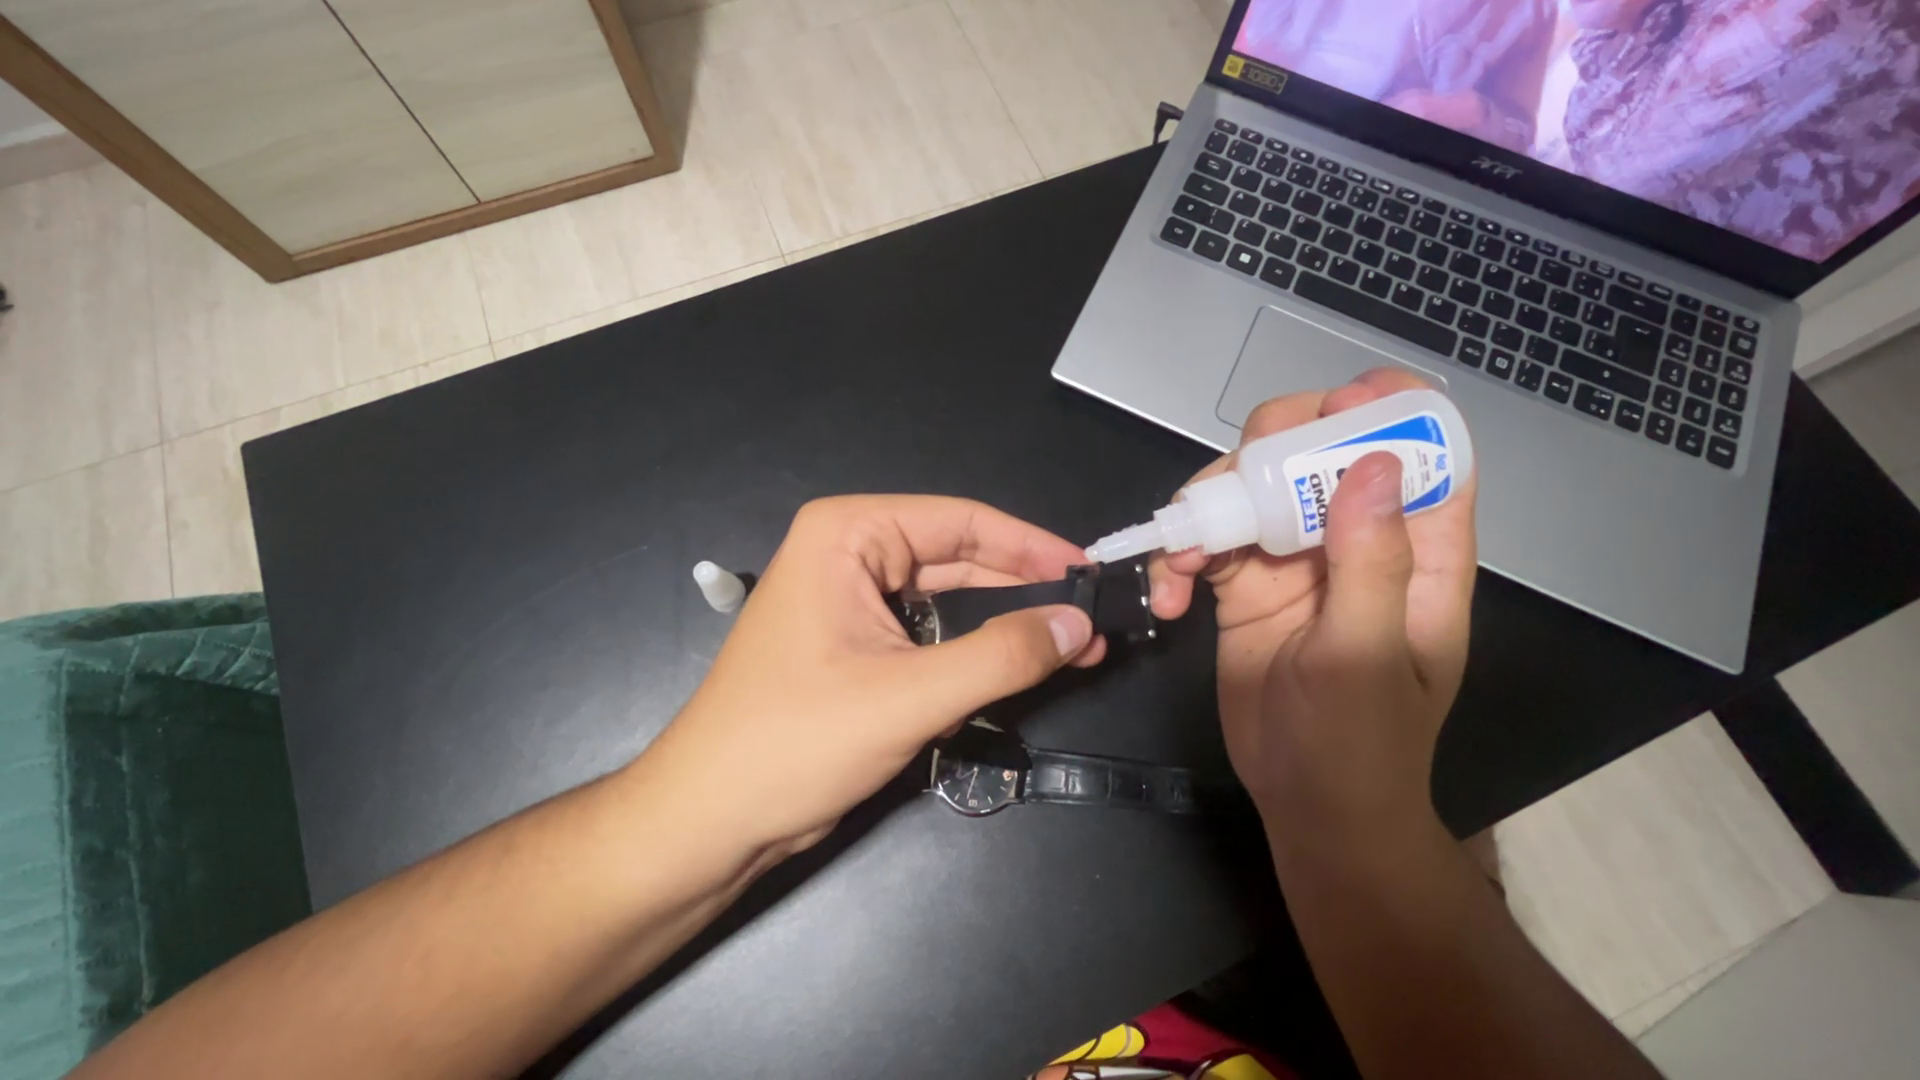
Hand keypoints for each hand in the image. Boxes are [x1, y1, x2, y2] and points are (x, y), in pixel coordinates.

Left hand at [634, 496, 1104, 856]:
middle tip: (1093, 617)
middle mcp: (850, 554)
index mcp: (848, 534)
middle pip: (959, 556)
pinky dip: (976, 650)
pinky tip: (1022, 665)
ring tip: (1075, 643)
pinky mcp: (858, 647)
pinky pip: (931, 635)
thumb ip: (1003, 656)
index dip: (1032, 545)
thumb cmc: (797, 740)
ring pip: (949, 599)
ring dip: (1007, 623)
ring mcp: (852, 602)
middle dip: (1026, 588)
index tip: (1092, 571)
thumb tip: (1081, 623)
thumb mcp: (910, 695)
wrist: (712, 818)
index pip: (961, 520)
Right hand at [1149, 369, 1476, 845]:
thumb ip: (1374, 561)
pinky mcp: (1242, 585)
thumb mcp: (1370, 654)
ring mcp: (1292, 559)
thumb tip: (1374, 465)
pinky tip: (1166, 597)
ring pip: (1250, 489)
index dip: (1390, 411)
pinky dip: (1178, 556)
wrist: (1306, 802)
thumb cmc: (1361, 742)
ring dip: (1207, 507)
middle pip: (1318, 454)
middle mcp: (1352, 539)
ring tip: (1183, 561)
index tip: (1340, 400)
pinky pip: (1206, 541)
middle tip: (1237, 482)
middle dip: (1273, 451)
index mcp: (1416, 552)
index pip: (1424, 455)